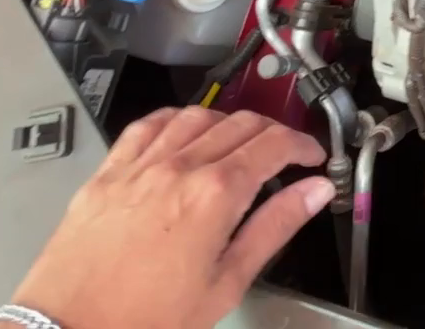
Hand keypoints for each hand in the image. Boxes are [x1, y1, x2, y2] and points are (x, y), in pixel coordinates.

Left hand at [2, 107, 334, 328]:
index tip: (311, 156)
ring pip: (200, 115)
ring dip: (229, 122)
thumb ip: (276, 227)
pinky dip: (177, 119)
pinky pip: (149, 125)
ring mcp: (142, 165)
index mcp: (216, 193)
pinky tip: (186, 133)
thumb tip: (316, 190)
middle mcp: (182, 166)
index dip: (303, 144)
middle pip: (244, 123)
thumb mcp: (225, 285)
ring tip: (238, 144)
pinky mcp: (107, 173)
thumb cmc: (145, 324)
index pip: (276, 144)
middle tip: (282, 155)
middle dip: (274, 133)